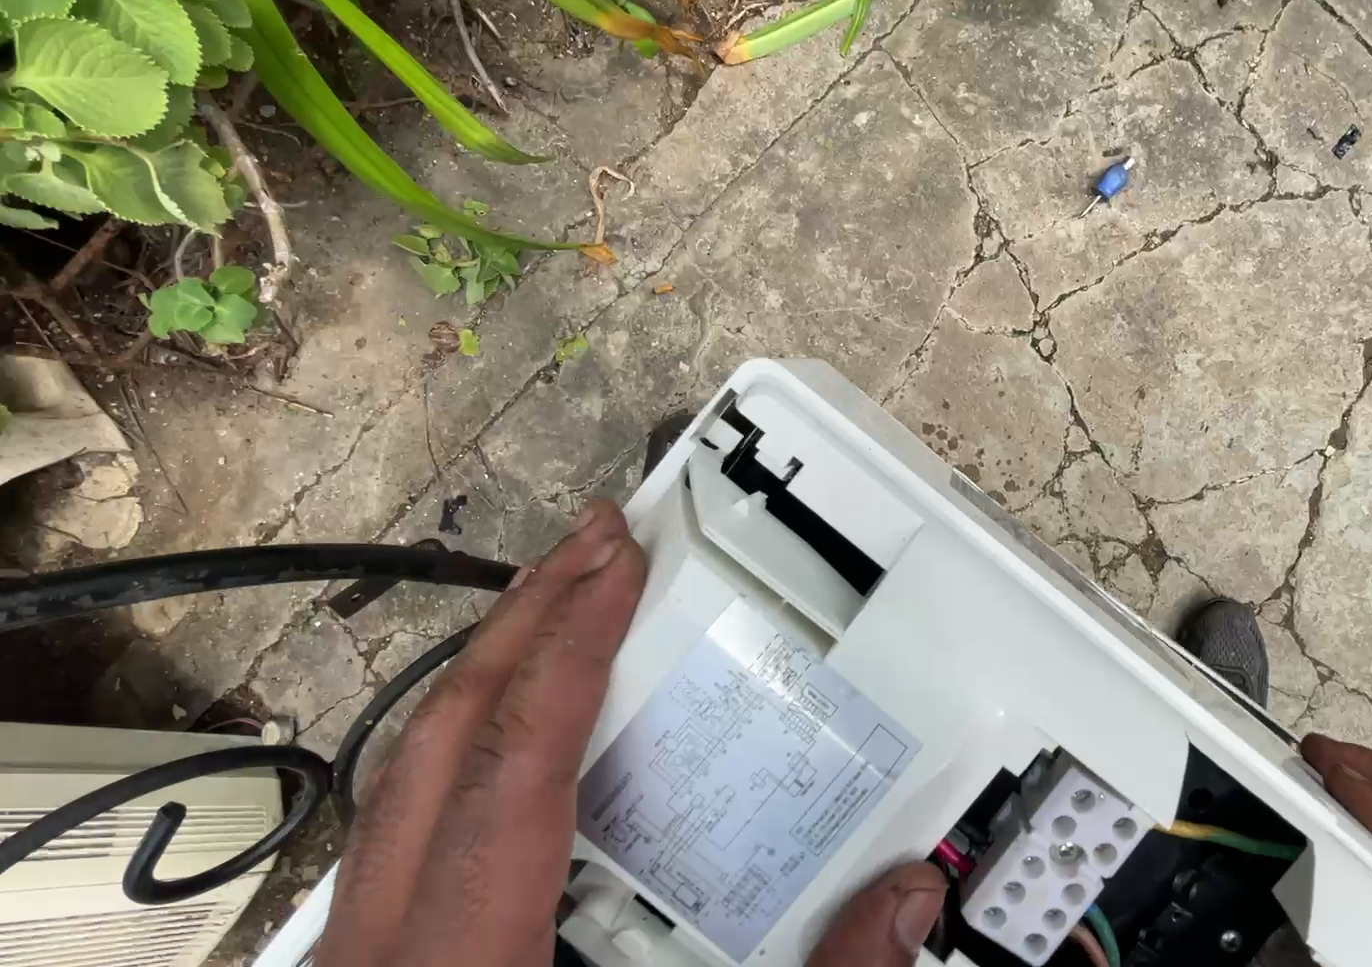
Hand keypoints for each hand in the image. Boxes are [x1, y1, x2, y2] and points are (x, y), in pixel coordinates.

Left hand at [317, 498, 948, 965]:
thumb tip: (910, 894)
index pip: (516, 766)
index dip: (570, 646)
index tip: (621, 560)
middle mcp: (387, 951)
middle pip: (439, 738)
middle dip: (523, 618)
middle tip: (597, 540)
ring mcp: (369, 958)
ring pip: (411, 772)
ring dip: (497, 670)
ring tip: (571, 602)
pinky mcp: (385, 966)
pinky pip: (421, 820)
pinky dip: (482, 743)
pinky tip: (539, 731)